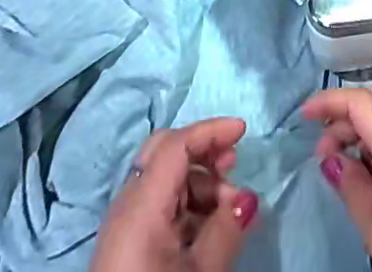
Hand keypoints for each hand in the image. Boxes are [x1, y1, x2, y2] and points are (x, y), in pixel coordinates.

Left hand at [91, 118, 259, 271]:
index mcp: (141, 202)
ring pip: (162, 179)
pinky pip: (159, 204)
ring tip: (230, 207)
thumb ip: (225, 231)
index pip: (175, 145)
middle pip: (164, 153)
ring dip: (198, 182)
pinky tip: (210, 225)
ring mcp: (124, 221)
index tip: (243, 130)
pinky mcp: (127, 241)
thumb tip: (246, 197)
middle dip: (202, 151)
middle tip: (235, 163)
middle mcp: (127, 201)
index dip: (210, 131)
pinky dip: (186, 204)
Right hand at [303, 89, 371, 271]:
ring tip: (341, 173)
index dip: (326, 102)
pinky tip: (368, 183)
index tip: (302, 118)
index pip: (358, 100)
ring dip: (357, 140)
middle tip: (321, 160)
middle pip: (371, 111)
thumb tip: (332, 160)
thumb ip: (350, 186)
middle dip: (339, 125)